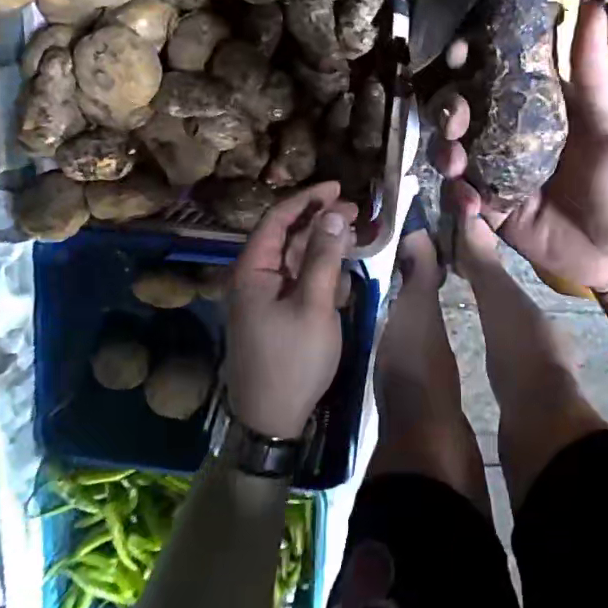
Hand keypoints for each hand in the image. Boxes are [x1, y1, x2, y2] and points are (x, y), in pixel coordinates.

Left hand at [224, 182, 356, 438]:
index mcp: (252, 270)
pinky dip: (319, 273)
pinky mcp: (275, 315)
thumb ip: (323, 257)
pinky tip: (341, 274)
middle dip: (320, 222)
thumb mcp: (313, 305)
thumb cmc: (292, 359)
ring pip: (294, 259)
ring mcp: (264, 298)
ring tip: (355, 238)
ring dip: (323, 248)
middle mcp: (253, 278)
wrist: (270, 419)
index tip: (338, 187)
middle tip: (356, 212)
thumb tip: (334, 215)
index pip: (277, 219)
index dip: (307, 200)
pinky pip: (297, 282)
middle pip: (286, 237)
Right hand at [431, 2, 607, 303]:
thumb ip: (599, 75)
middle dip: (449, 107)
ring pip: (454, 146)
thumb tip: (595, 8)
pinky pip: (460, 193)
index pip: (500, 67)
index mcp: (545, 103)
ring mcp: (500, 168)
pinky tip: (473, 203)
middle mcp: (516, 130)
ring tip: (457, 164)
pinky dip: (457, 194)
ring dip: (445, 149)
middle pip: (465, 105)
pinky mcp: (493, 206)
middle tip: (455, 120)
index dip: (474, 56)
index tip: (461, 54)